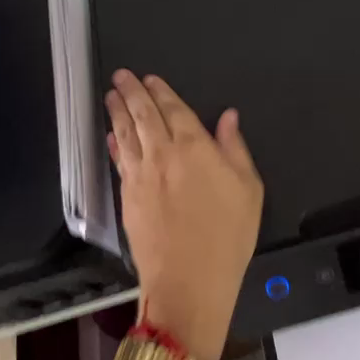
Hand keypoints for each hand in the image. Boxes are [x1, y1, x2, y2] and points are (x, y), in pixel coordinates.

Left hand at [106, 69, 262, 359]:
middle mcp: (162, 154)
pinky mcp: (127, 199)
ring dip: (118, 112)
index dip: (161, 91)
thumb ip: (235, 148)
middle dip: (132, 92)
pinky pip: (119, 162)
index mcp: (194, 147)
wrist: (188, 283)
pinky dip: (115, 145)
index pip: (173, 109)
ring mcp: (140, 177)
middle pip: (143, 115)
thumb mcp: (249, 189)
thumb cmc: (227, 236)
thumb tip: (228, 117)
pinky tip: (112, 137)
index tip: (150, 78)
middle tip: (121, 76)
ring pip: (126, 135)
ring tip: (111, 96)